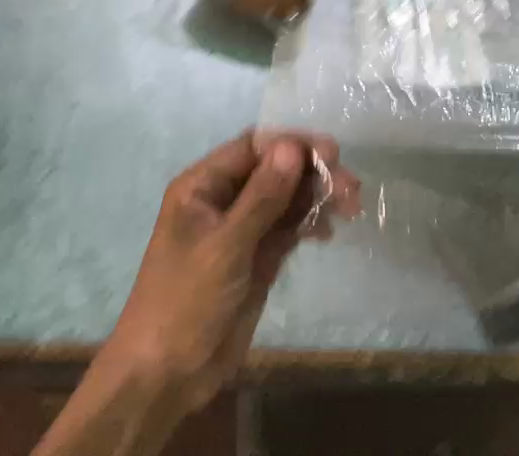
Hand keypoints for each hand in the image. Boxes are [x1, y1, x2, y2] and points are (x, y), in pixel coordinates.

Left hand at [101, 131, 356, 410]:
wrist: (167, 373)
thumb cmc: (185, 301)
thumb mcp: (225, 247)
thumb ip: (262, 198)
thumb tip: (292, 148)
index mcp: (203, 185)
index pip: (253, 147)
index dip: (292, 144)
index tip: (331, 154)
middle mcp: (223, 199)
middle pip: (275, 169)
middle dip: (312, 172)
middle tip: (350, 188)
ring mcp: (242, 229)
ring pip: (286, 198)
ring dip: (317, 197)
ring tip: (350, 207)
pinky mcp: (258, 257)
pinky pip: (288, 227)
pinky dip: (310, 223)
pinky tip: (328, 232)